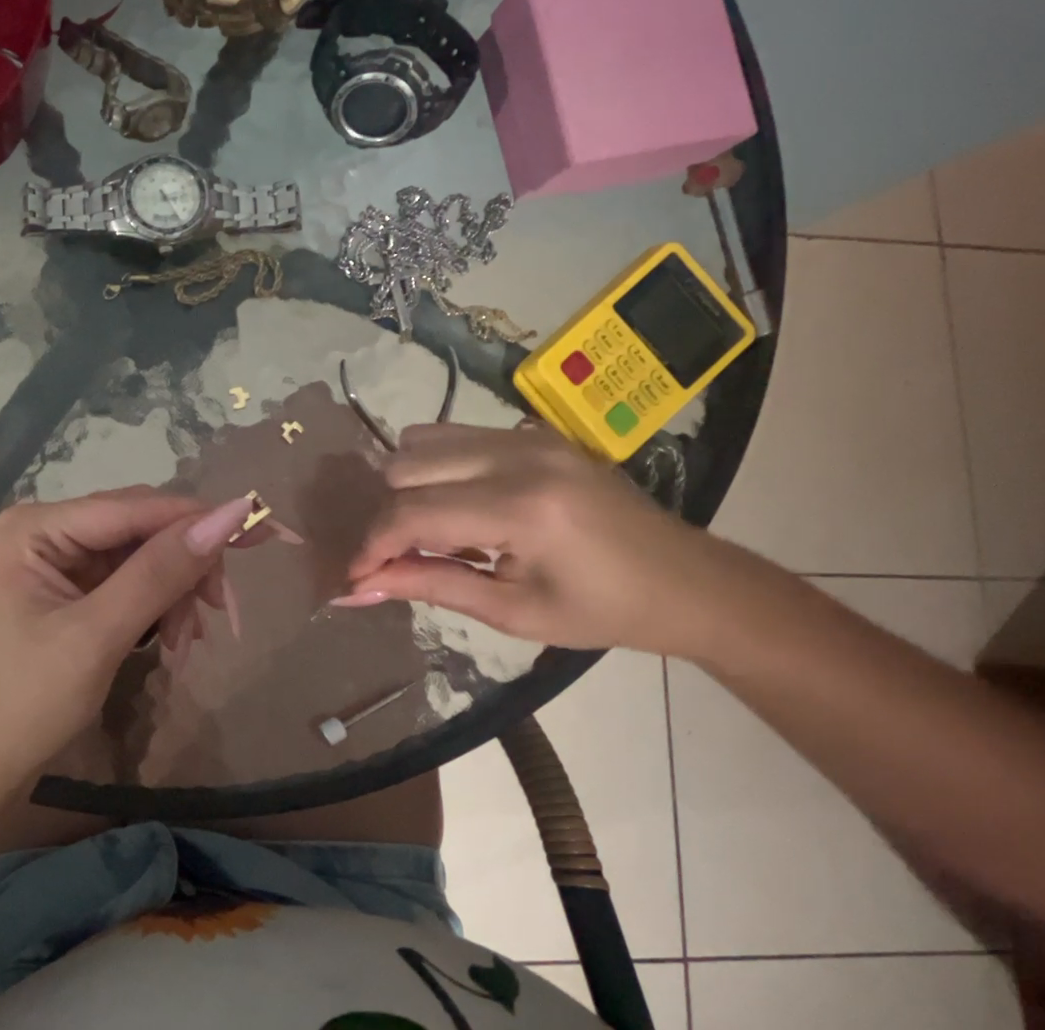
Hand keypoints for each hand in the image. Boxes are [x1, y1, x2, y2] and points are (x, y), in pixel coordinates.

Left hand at [0, 491, 256, 783]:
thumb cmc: (33, 699)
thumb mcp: (98, 636)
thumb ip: (160, 574)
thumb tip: (229, 515)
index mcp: (36, 527)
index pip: (132, 508)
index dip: (196, 518)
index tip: (262, 530)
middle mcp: (49, 528)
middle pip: (143, 525)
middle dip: (187, 565)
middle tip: (222, 611)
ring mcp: (64, 556)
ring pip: (149, 553)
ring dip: (179, 592)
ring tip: (187, 643)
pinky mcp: (79, 584)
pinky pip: (139, 579)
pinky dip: (165, 606)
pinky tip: (176, 639)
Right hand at [337, 424, 726, 653]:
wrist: (689, 583)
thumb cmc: (604, 613)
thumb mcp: (512, 612)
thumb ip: (430, 586)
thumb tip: (357, 589)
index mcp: (523, 508)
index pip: (412, 513)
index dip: (373, 546)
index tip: (354, 578)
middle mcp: (520, 456)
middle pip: (406, 465)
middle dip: (385, 515)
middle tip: (393, 558)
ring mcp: (528, 436)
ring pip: (421, 440)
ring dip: (406, 486)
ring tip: (426, 533)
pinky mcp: (534, 432)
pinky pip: (454, 436)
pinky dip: (434, 469)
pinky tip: (455, 508)